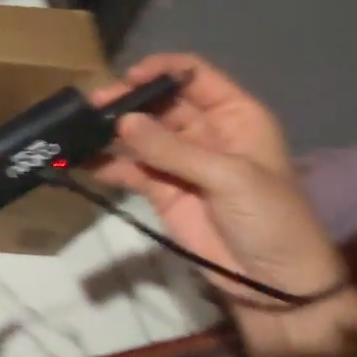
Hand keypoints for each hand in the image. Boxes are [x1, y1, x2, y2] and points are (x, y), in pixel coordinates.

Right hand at [89, 54, 342, 304]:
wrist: (277, 285)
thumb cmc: (272, 219)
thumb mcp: (231, 177)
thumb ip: (173, 149)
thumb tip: (122, 122)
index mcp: (234, 116)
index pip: (194, 76)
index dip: (162, 70)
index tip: (130, 76)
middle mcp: (204, 131)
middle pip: (159, 103)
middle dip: (127, 101)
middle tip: (94, 106)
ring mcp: (179, 161)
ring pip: (139, 134)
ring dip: (111, 131)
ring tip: (79, 130)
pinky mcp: (161, 191)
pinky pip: (129, 169)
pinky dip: (106, 165)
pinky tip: (82, 161)